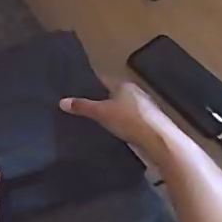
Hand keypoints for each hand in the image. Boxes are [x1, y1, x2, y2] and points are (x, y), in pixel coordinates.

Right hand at [61, 82, 184, 163]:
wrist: (160, 141)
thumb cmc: (129, 120)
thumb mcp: (100, 113)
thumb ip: (81, 106)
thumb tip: (61, 102)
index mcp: (124, 85)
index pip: (102, 80)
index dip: (89, 85)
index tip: (75, 91)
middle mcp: (135, 93)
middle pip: (112, 94)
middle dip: (99, 100)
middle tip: (82, 107)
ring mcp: (144, 108)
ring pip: (121, 107)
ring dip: (111, 113)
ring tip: (95, 120)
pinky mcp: (150, 123)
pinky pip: (129, 119)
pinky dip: (120, 123)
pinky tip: (113, 131)